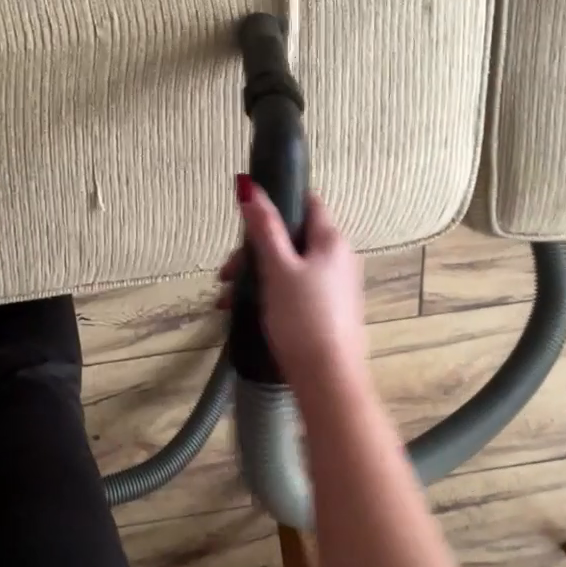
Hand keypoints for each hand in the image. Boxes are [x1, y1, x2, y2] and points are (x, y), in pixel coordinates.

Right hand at [223, 175, 368, 375]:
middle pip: (290, 236)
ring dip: (254, 273)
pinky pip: (292, 288)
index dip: (277, 201)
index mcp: (331, 242)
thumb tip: (248, 184)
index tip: (246, 215)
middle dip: (253, 248)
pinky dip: (267, 292)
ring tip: (227, 297)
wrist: (328, 381)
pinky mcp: (326, 310)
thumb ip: (263, 226)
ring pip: (287, 264)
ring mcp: (334, 286)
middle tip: (228, 271)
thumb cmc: (303, 317)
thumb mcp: (277, 267)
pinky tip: (241, 310)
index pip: (307, 202)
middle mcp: (338, 259)